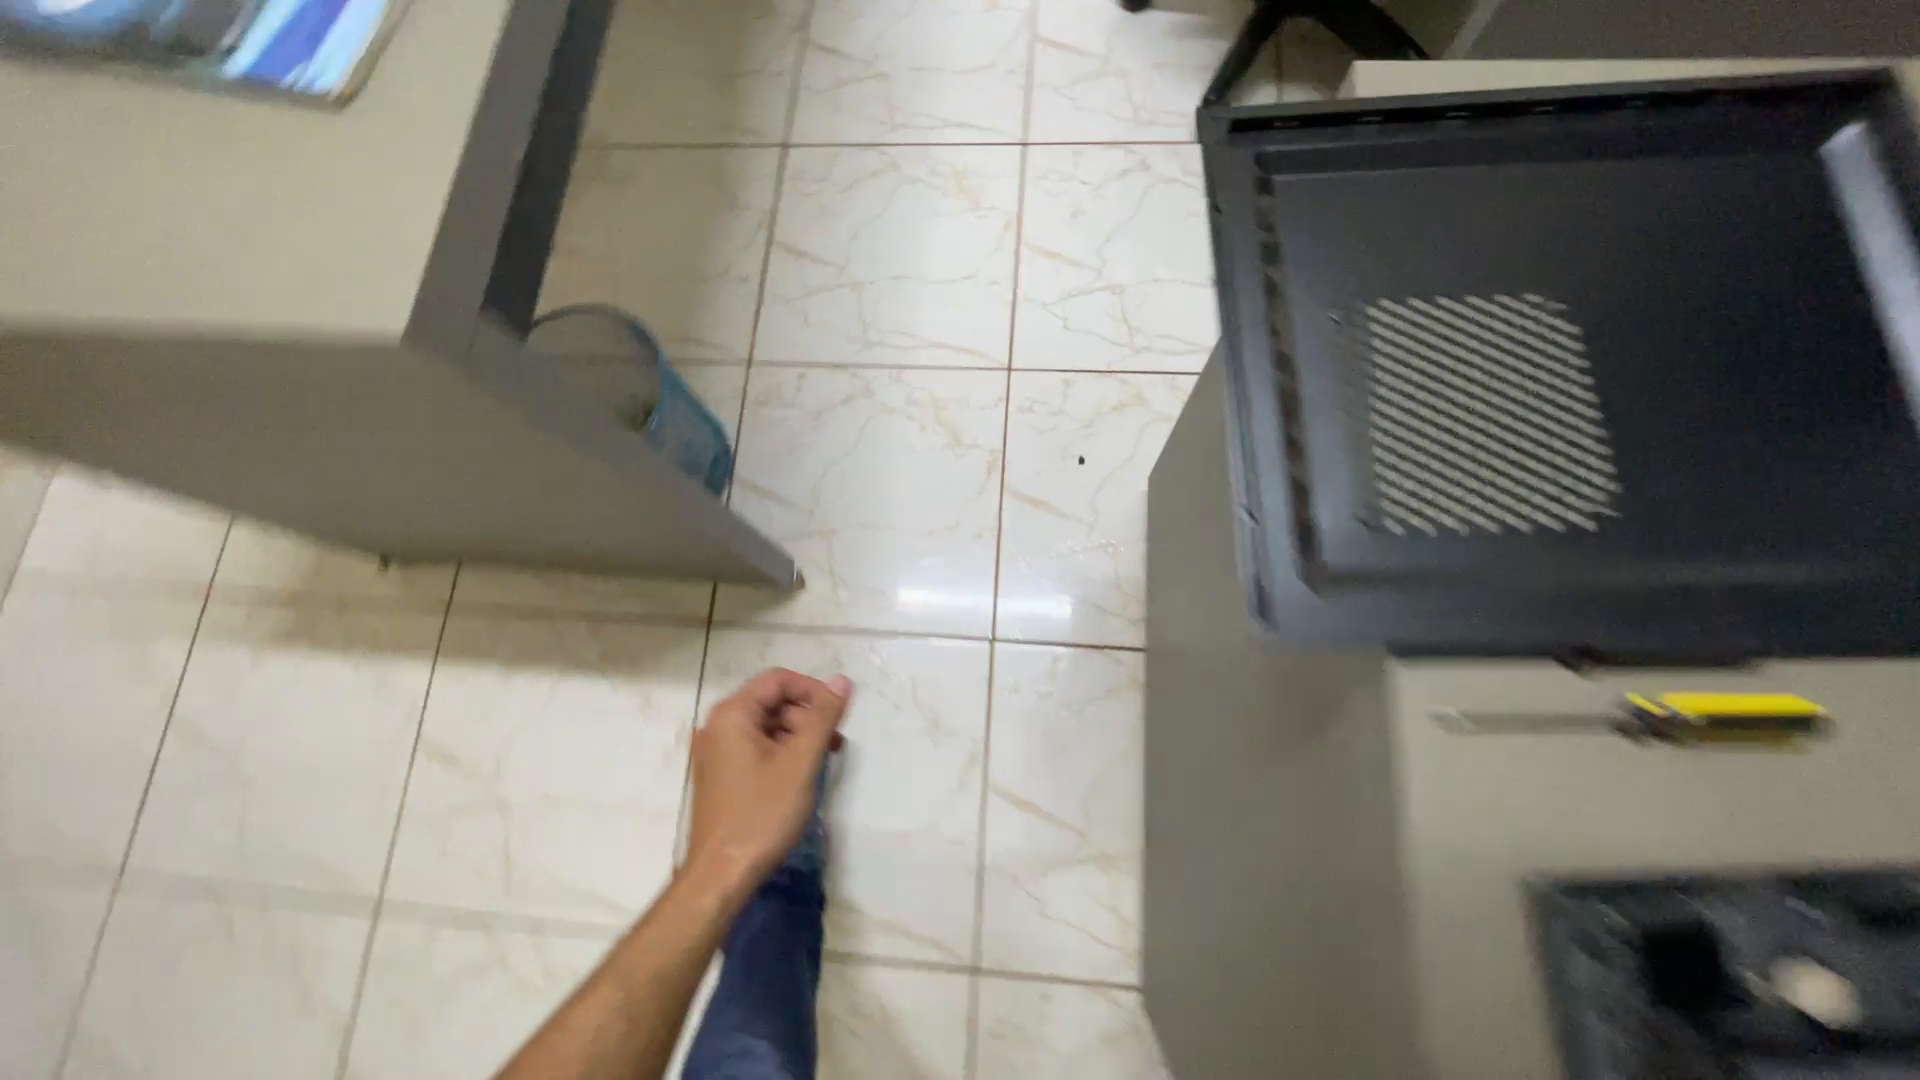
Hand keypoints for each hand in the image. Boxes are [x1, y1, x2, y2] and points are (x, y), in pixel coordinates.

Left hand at [684, 668, 851, 892]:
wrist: (722, 875)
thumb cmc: (762, 813)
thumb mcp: (801, 762)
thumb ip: (823, 717)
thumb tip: (842, 680)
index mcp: (732, 714)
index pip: (778, 680)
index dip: (813, 690)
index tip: (838, 714)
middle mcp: (717, 726)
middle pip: (771, 701)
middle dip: (807, 716)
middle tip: (834, 744)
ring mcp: (715, 752)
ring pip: (765, 726)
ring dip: (797, 736)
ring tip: (821, 762)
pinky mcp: (719, 775)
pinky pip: (755, 748)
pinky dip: (781, 753)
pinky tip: (800, 776)